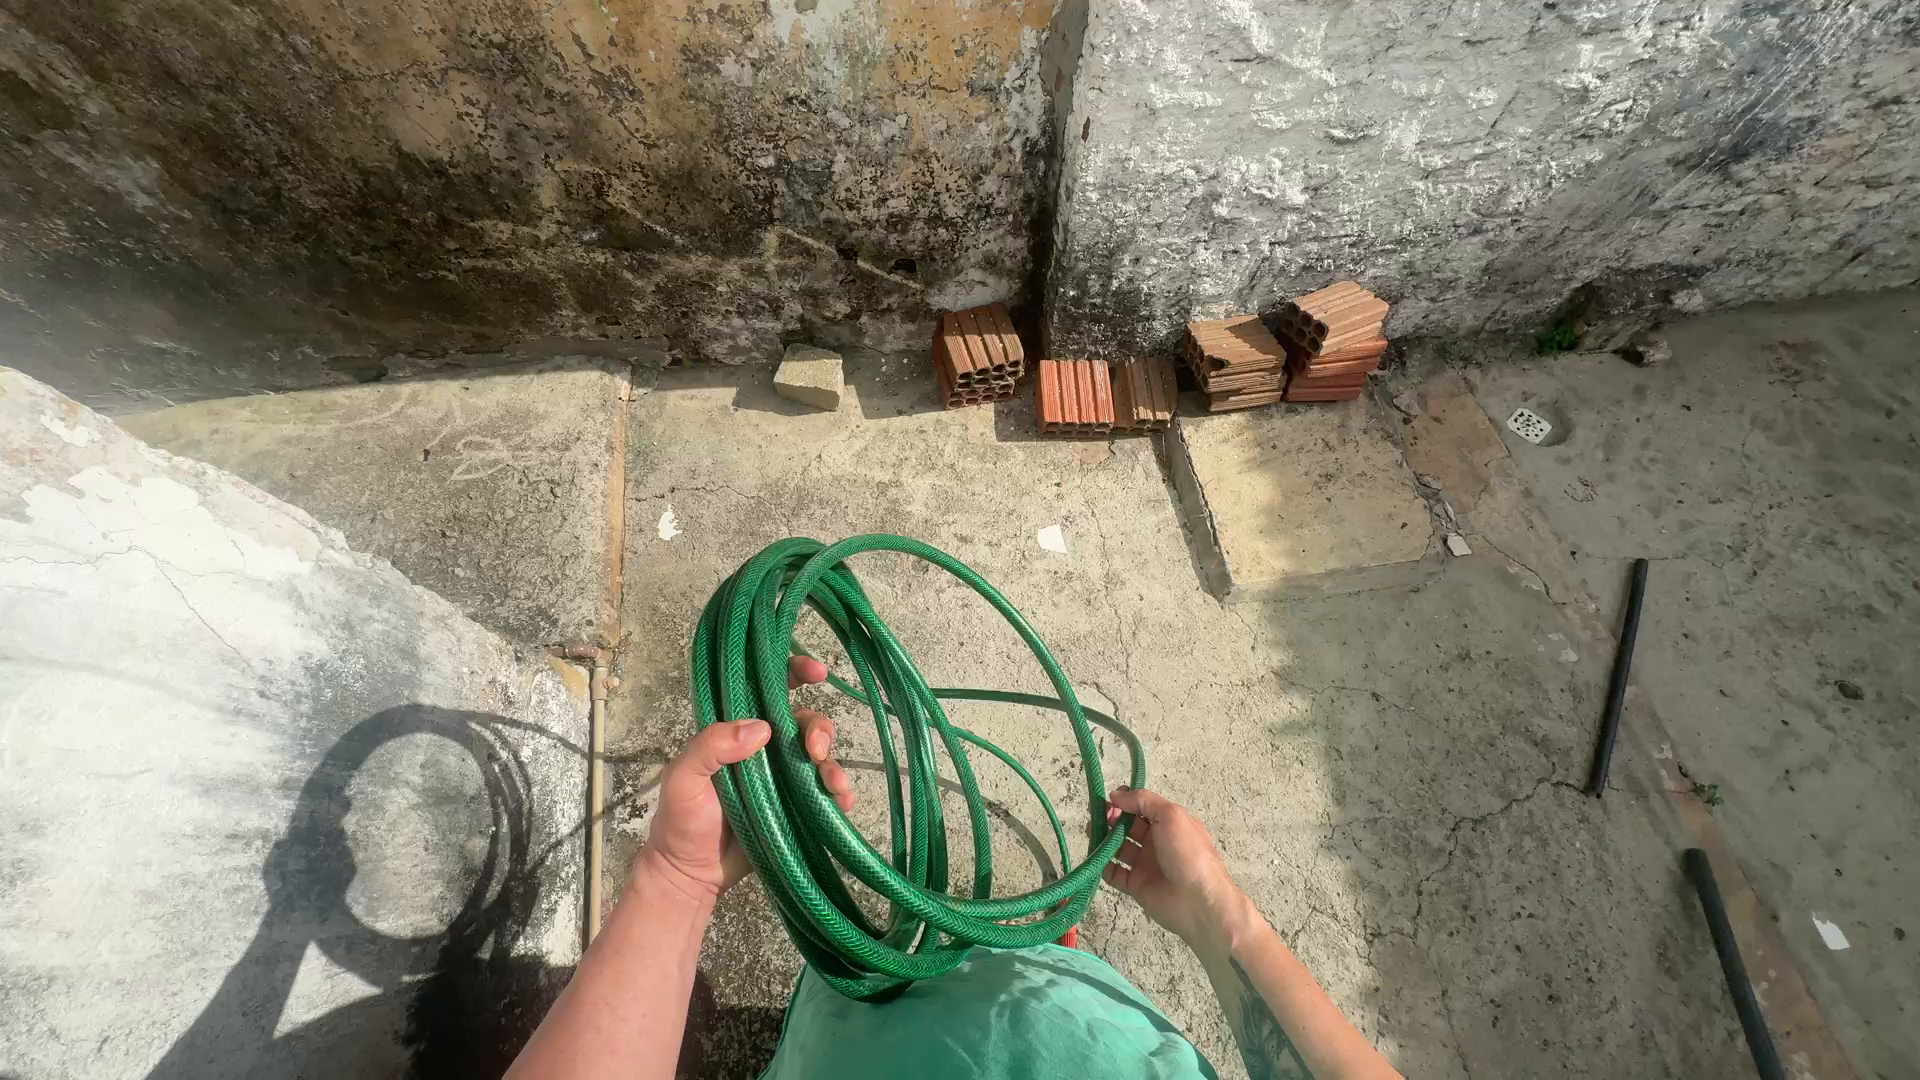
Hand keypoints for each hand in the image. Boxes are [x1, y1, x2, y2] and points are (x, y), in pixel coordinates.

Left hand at [636, 655, 853, 901]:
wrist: (690, 876)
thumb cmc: (680, 821)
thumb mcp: (683, 778)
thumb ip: (711, 746)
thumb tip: (761, 728)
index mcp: (739, 731)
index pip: (769, 688)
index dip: (795, 671)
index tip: (817, 672)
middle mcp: (767, 749)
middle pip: (806, 722)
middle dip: (820, 729)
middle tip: (816, 750)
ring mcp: (786, 778)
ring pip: (822, 756)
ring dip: (834, 765)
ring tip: (833, 786)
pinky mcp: (798, 807)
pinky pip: (827, 793)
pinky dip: (841, 794)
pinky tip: (843, 803)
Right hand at [1103, 787, 1252, 953]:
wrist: (1199, 903)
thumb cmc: (1187, 853)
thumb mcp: (1170, 815)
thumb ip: (1143, 800)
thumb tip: (1117, 795)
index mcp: (1167, 823)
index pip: (1142, 807)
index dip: (1126, 801)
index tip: (1110, 799)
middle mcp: (1156, 842)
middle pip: (1127, 825)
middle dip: (1111, 818)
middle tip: (1098, 816)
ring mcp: (1145, 865)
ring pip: (1118, 847)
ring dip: (1103, 838)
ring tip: (1091, 832)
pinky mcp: (1136, 886)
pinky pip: (1115, 873)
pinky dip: (1103, 866)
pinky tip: (1097, 857)